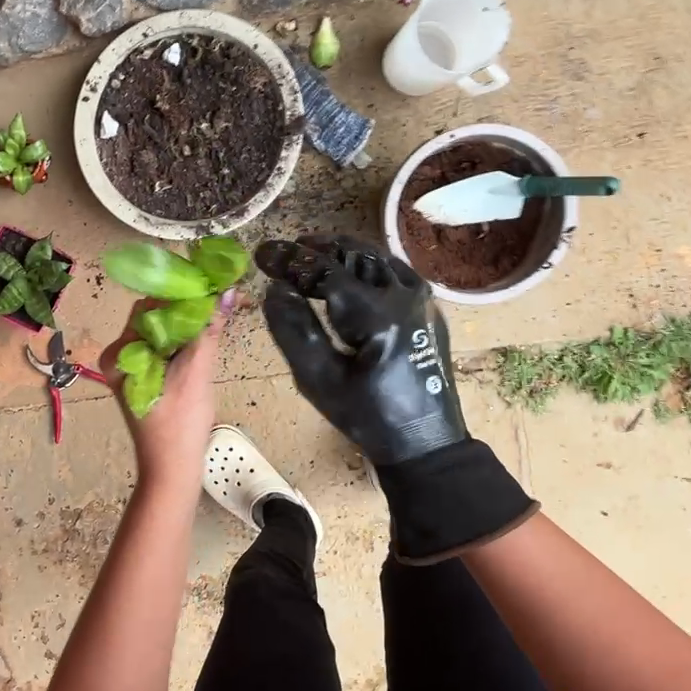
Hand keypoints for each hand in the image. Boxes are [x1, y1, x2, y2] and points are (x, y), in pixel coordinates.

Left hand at [102, 293, 231, 492]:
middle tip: (219, 301)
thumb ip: (209, 330)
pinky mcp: (144, 380)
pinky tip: (205, 340)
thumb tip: (228, 291)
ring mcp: (131, 369)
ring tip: (217, 317)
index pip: (149, 308)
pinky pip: (164, 350)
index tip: (210, 286)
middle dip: (186, 309)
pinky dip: (184, 343)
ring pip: (162, 334)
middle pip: (155, 319)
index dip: (179, 294)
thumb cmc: (179, 425)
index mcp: (120, 353)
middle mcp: (119, 356)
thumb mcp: (196, 373)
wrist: (172, 471)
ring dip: (188, 326)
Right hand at [260, 235, 531, 563]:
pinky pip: (393, 271)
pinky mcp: (429, 308)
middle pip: (353, 254)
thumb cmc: (366, 417)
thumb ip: (293, 330)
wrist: (425, 442)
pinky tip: (347, 273)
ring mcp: (422, 300)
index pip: (324, 271)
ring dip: (340, 252)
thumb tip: (274, 289)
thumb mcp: (319, 380)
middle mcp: (404, 297)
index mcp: (376, 317)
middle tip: (285, 251)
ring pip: (376, 258)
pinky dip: (364, 265)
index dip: (289, 260)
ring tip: (311, 253)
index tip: (261, 253)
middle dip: (315, 248)